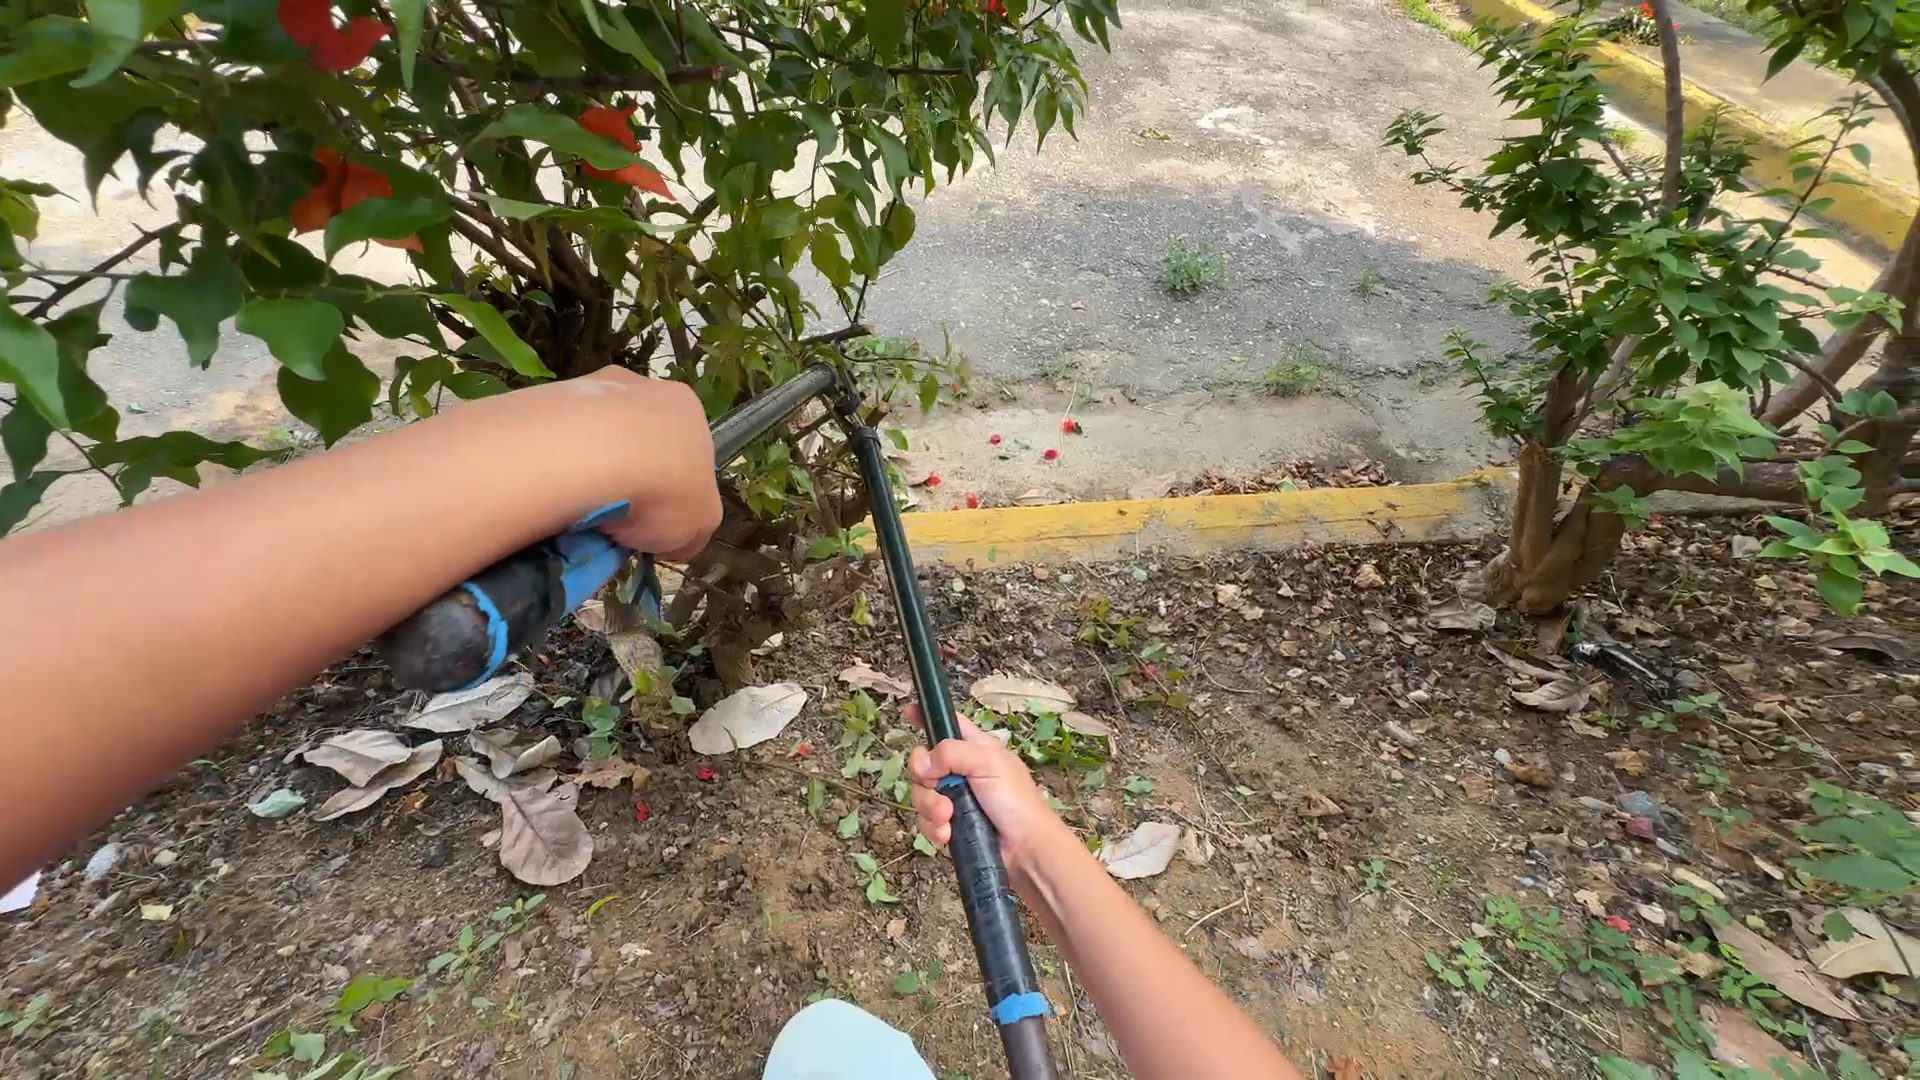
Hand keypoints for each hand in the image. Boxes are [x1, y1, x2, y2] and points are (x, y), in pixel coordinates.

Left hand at [569, 369, 721, 560]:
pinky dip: (556, 469)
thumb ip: (694, 529)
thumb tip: (676, 542)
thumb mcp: (701, 525)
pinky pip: (556, 442)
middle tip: (619, 519)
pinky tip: (553, 496)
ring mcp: (589, 388)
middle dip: (631, 477)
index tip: (658, 521)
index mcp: (688, 410)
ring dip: (592, 474)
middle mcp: (644, 387)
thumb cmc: (661, 487)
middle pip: (641, 442)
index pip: (688, 454)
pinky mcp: (541, 399)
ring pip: (595, 440)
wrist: (583, 457)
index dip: (675, 491)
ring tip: (581, 514)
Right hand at [907, 706, 1070, 887]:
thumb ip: (952, 753)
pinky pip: (927, 822)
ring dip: (930, 808)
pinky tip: (947, 835)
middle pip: (923, 765)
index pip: (948, 724)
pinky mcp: (951, 825)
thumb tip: (923, 763)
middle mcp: (961, 771)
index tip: (907, 713)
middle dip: (924, 779)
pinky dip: (934, 829)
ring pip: (922, 795)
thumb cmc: (1014, 799)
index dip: (928, 717)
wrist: (1025, 849)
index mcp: (974, 748)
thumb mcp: (988, 762)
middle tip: (936, 787)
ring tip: (948, 818)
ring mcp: (954, 799)